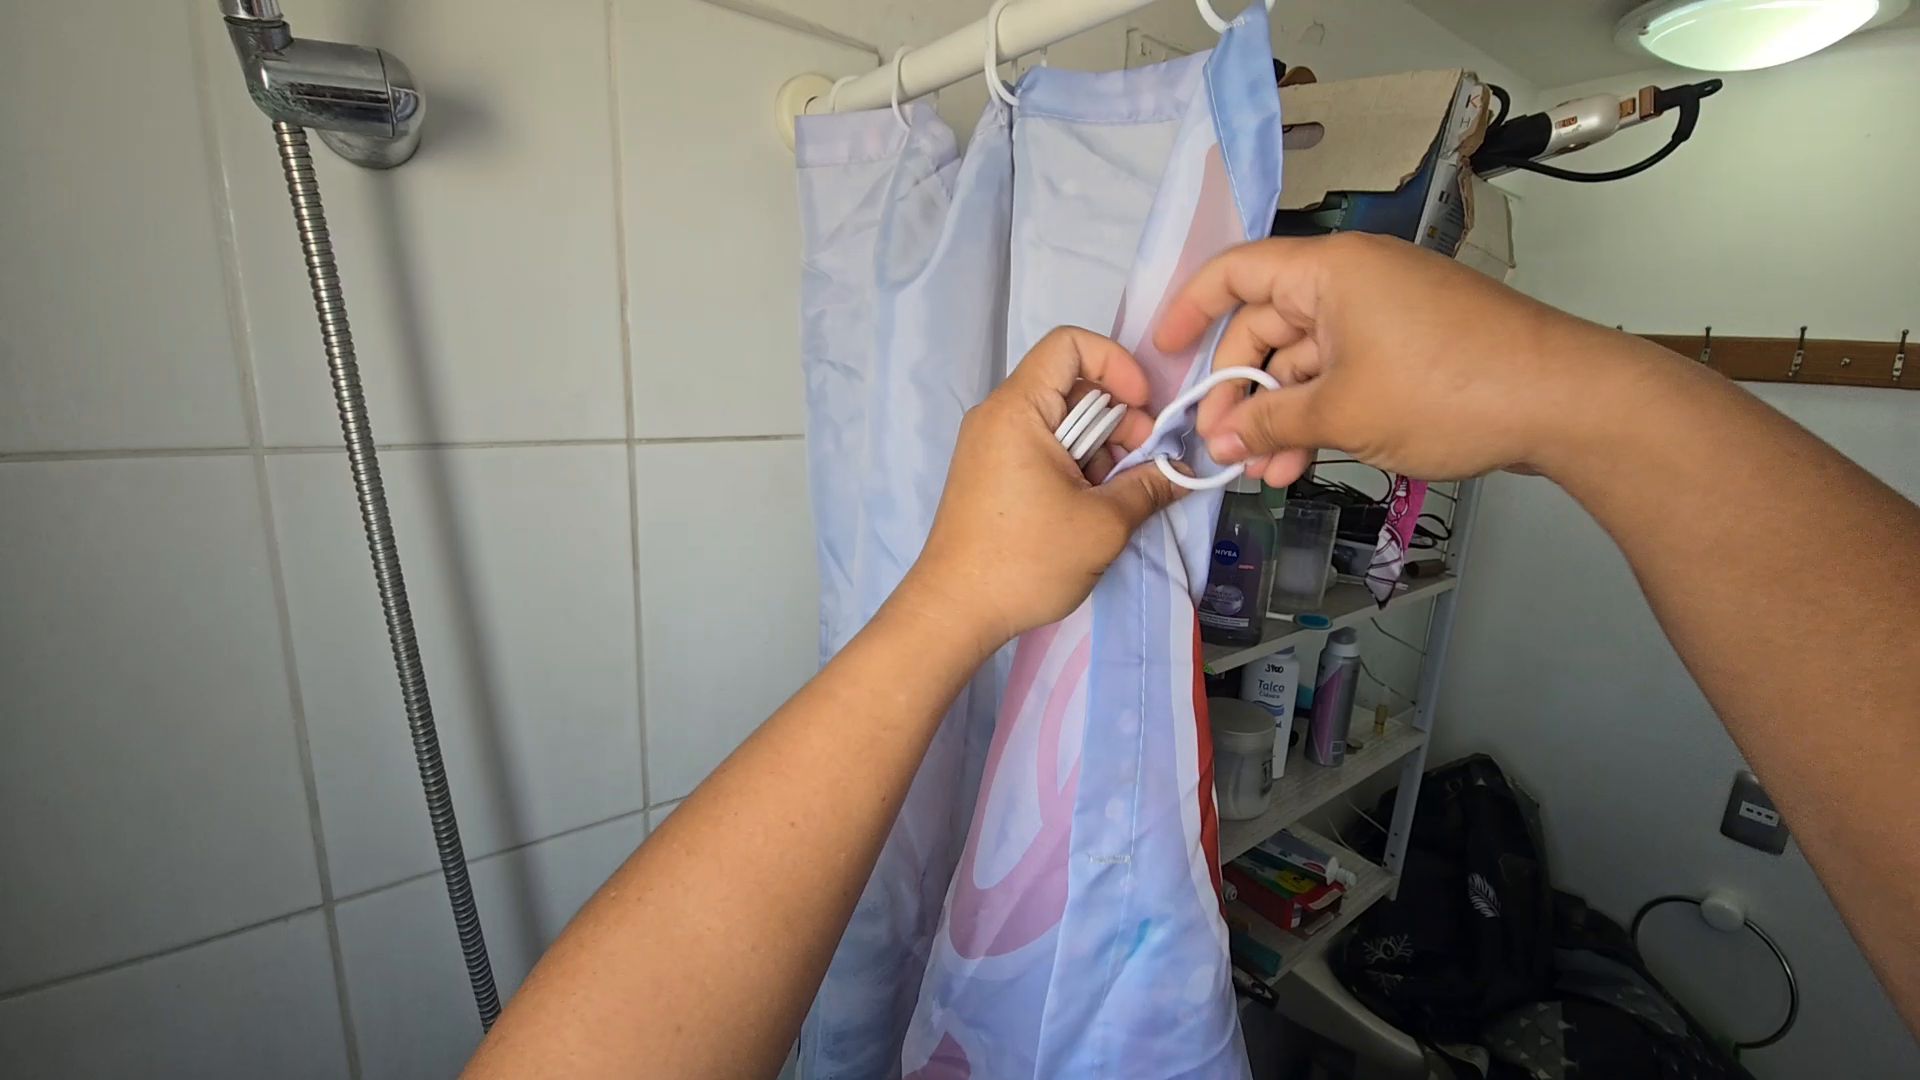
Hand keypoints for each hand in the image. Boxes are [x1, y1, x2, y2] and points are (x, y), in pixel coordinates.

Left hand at [901, 327, 1188, 648]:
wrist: (954, 610)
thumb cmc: (1026, 560)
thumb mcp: (1103, 524)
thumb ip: (1150, 486)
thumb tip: (1181, 471)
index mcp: (1017, 409)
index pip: (1070, 344)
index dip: (1117, 364)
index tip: (1143, 409)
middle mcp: (997, 416)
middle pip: (1070, 387)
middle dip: (1118, 418)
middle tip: (1143, 465)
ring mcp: (989, 447)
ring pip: (1059, 423)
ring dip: (1100, 450)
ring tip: (1119, 496)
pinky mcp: (989, 475)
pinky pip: (1041, 449)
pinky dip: (1073, 466)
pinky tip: (1090, 507)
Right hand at [1154, 232, 1648, 486]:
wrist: (1568, 405)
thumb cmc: (1443, 390)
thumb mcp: (1338, 412)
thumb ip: (1266, 425)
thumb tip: (1218, 444)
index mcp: (1327, 272)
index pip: (1234, 272)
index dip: (1188, 309)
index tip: (1161, 353)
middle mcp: (1348, 284)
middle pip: (1262, 331)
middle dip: (1237, 394)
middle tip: (1219, 448)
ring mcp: (1377, 317)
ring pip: (1298, 365)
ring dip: (1274, 419)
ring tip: (1259, 472)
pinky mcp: (1401, 349)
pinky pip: (1335, 378)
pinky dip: (1312, 418)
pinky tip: (1295, 464)